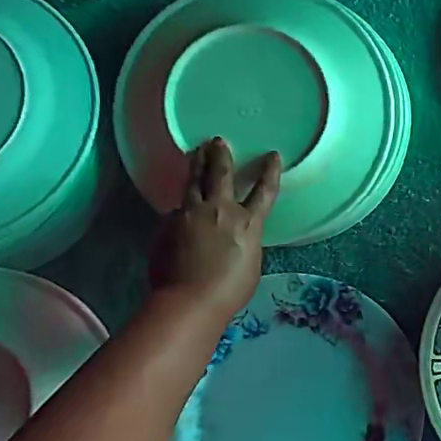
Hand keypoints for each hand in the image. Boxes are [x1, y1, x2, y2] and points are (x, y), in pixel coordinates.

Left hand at [148, 138, 281, 322]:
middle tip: (217, 141)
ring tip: (195, 152)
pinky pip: (175, 211)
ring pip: (193, 182)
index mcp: (247, 223)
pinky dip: (180, 207)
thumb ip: (242, 241)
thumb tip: (230, 233)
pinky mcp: (167, 224)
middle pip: (221, 174)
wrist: (189, 300)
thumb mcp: (249, 264)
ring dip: (196, 164)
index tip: (272, 155)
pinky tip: (178, 210)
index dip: (270, 172)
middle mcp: (219, 210)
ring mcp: (190, 214)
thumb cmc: (229, 291)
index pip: (264, 191)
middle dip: (221, 155)